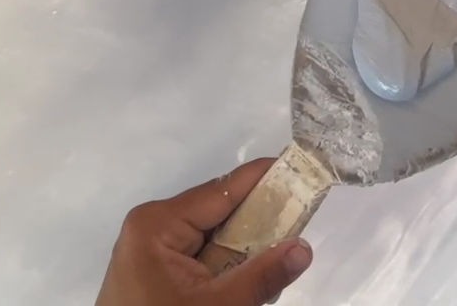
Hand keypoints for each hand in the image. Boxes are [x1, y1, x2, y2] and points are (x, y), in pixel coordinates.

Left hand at [96, 159, 313, 305]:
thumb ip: (261, 277)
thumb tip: (304, 248)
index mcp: (158, 223)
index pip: (224, 189)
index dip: (265, 180)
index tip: (303, 170)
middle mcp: (153, 227)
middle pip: (221, 213)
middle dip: (258, 225)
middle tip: (299, 229)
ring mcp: (152, 253)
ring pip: (214, 239)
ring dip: (244, 254)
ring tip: (274, 266)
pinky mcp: (154, 276)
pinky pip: (202, 260)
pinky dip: (226, 271)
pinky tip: (245, 286)